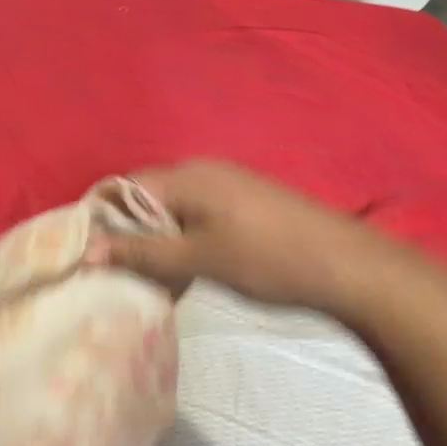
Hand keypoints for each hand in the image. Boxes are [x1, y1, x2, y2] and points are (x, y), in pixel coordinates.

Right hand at [100, 159, 404, 310]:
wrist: (359, 272)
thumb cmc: (270, 260)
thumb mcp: (199, 260)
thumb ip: (141, 254)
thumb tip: (87, 253)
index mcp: (186, 176)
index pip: (121, 189)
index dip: (101, 220)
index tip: (91, 254)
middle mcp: (202, 170)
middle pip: (145, 197)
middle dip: (128, 232)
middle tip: (120, 269)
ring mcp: (228, 184)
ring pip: (171, 208)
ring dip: (157, 239)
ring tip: (153, 275)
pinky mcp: (247, 203)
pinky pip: (196, 214)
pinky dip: (183, 238)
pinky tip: (189, 268)